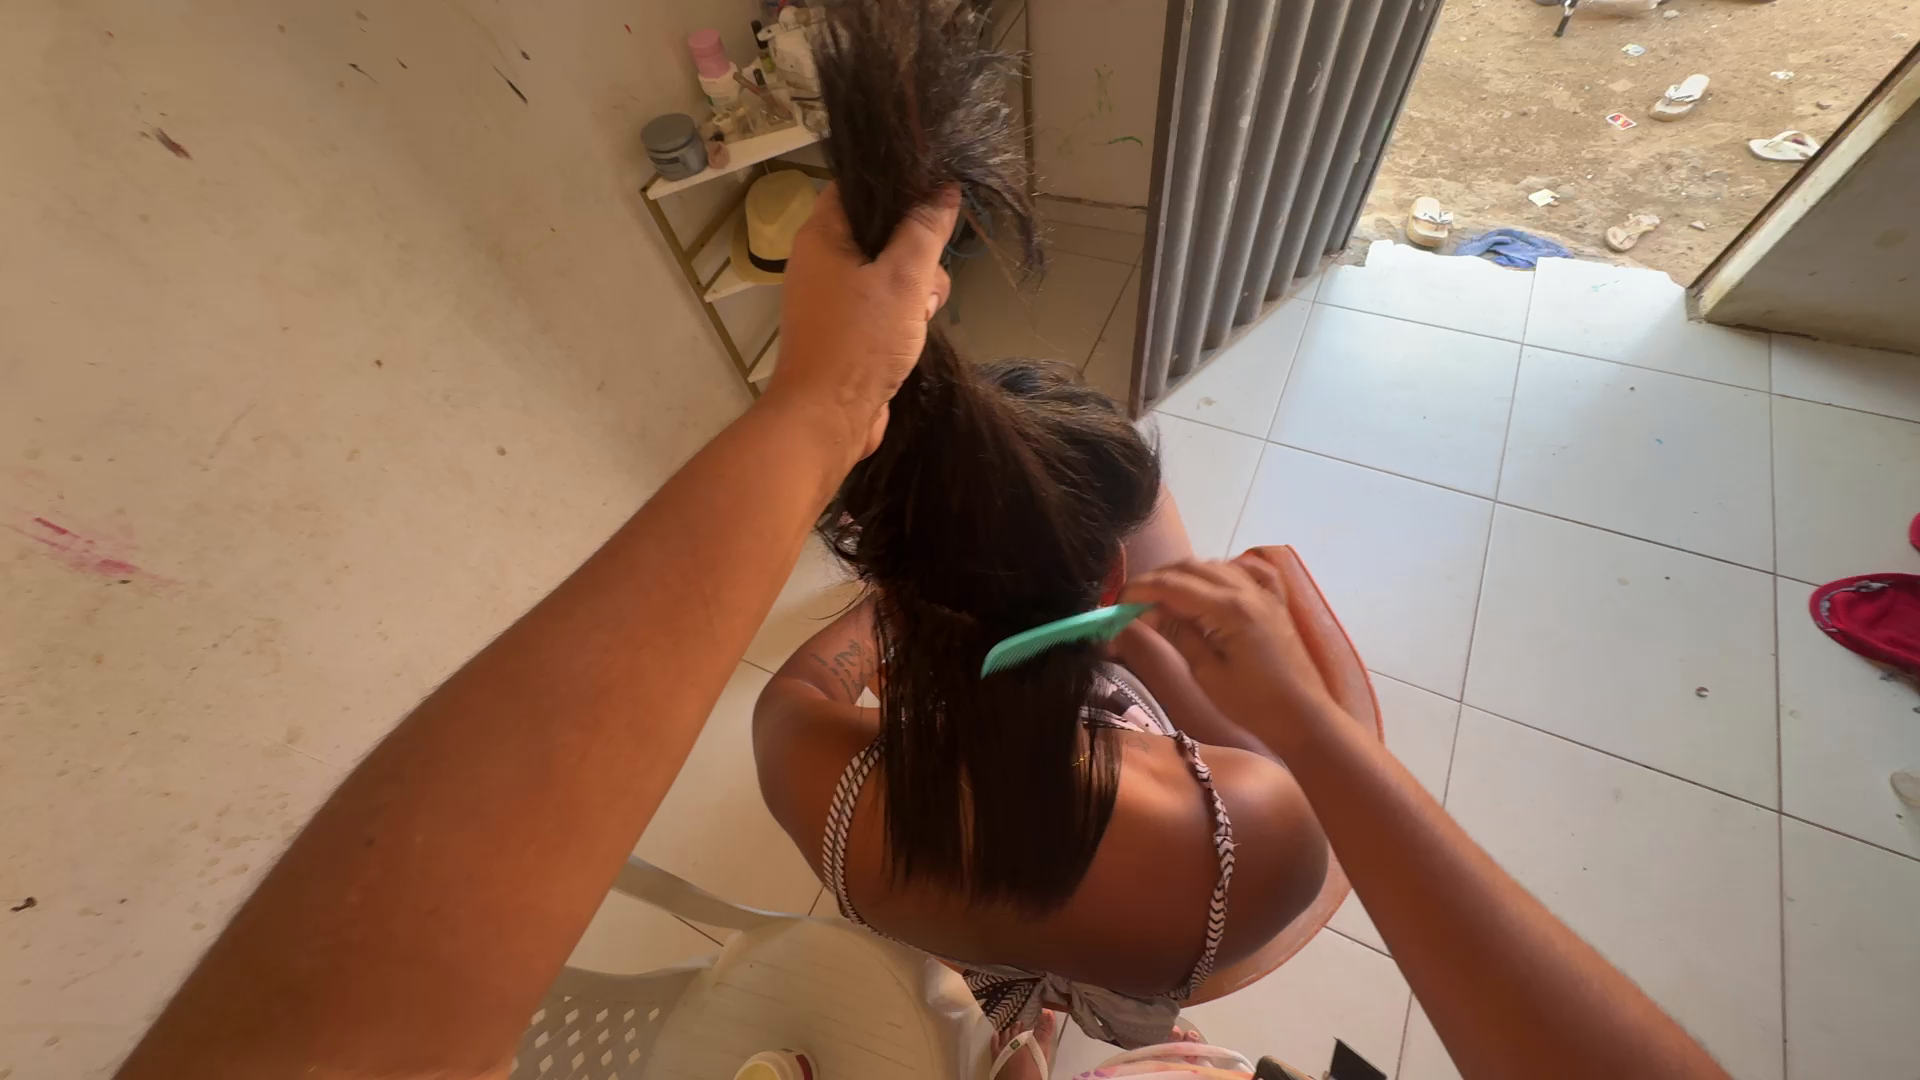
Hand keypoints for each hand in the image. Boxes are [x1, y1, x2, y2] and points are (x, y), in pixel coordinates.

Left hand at [769, 181, 958, 457]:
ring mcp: (835, 300)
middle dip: (918, 255)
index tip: (934, 201)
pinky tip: (915, 336)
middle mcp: (824, 262)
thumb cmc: (860, 343)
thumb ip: (925, 231)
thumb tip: (944, 190)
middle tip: (926, 283)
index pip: (859, 187)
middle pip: (883, 234)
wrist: (829, 418)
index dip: (898, 189)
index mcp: (824, 236)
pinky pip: (883, 309)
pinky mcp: (848, 332)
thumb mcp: (903, 279)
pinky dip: (904, 318)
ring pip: (890, 275)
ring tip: (922, 317)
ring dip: (916, 292)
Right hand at [1118, 549, 1340, 748]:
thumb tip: (1146, 612)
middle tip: (1132, 602)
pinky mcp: (1274, 602)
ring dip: (1183, 574)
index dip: (1138, 590)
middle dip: (1155, 580)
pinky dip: (1223, 570)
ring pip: (1214, 565)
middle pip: (1189, 568)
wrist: (1303, 718)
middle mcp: (1245, 590)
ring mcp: (1263, 593)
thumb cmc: (1252, 704)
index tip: (1115, 605)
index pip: (1171, 585)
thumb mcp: (1206, 673)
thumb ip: (1177, 633)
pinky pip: (1247, 570)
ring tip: (1161, 596)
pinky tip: (1212, 582)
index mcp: (1227, 608)